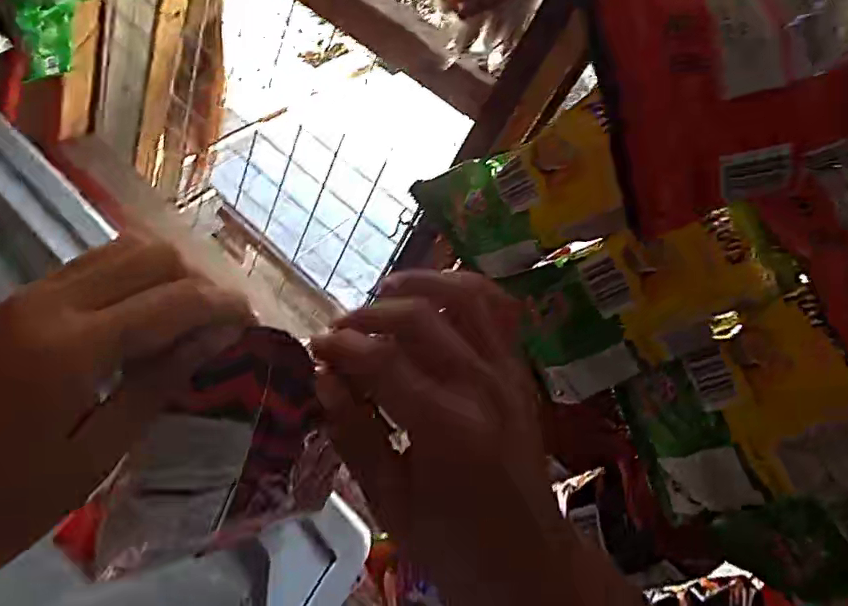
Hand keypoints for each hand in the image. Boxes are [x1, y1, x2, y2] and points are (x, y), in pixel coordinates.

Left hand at [0, 236, 251, 605]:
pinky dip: (127, 279)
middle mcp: (49, 303)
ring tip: (188, 315)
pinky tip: (138, 316)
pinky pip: (86, 269)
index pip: (173, 299)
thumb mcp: (90, 460)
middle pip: (150, 256)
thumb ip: (157, 385)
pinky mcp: (9, 307)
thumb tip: (215, 338)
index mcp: (71, 347)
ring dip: (163, 273)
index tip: (253, 320)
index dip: (222, 305)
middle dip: (198, 279)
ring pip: (118, 251)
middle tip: (222, 320)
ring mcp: (24, 298)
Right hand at [311, 270, 639, 605]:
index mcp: (448, 428)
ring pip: (465, 296)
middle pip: (419, 319)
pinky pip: (499, 308)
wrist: (530, 565)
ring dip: (420, 283)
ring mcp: (508, 370)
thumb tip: (324, 378)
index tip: (317, 345)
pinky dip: (467, 287)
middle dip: (369, 316)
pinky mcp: (520, 367)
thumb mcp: (391, 504)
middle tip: (340, 329)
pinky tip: (438, 291)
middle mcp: (482, 385)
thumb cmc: (454, 546)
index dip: (343, 346)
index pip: (384, 363)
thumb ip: (355, 435)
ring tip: (385, 291)